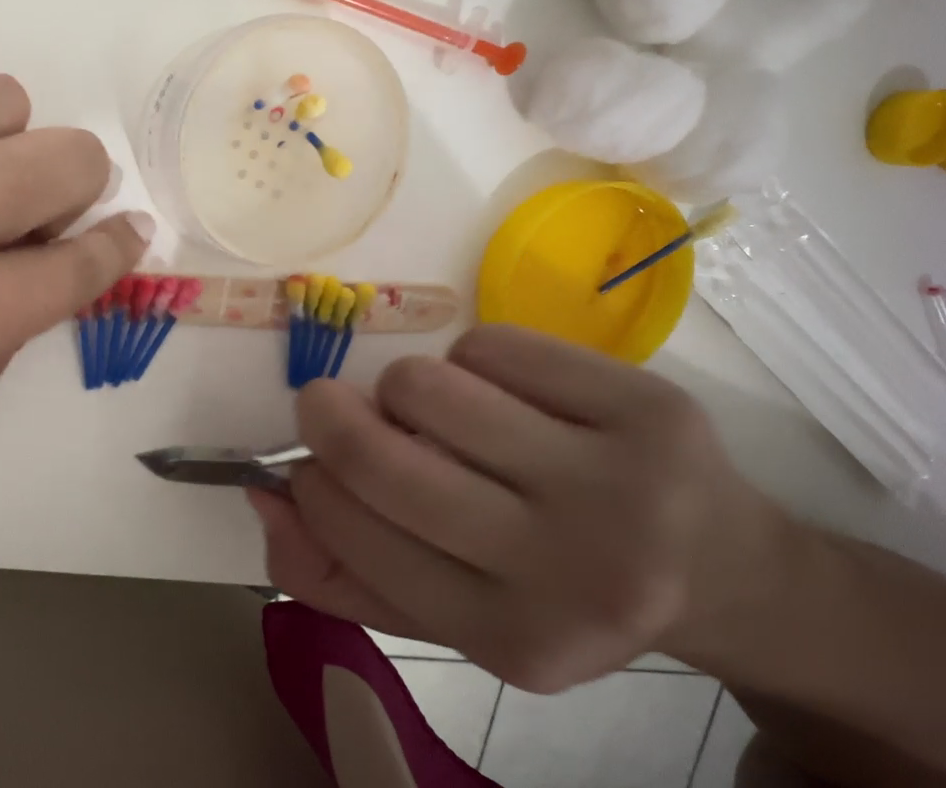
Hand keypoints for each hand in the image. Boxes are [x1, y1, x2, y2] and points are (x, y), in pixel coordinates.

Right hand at [247, 324, 795, 692]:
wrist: (722, 573)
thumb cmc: (552, 592)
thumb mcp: (441, 615)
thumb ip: (333, 573)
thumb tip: (262, 493)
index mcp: (513, 639)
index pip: (351, 531)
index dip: (308, 483)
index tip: (312, 469)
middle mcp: (572, 571)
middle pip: (378, 456)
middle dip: (324, 415)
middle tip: (325, 407)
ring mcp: (621, 484)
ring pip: (424, 386)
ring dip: (401, 389)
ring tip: (433, 415)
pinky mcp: (649, 408)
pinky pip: (489, 345)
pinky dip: (468, 360)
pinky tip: (501, 396)